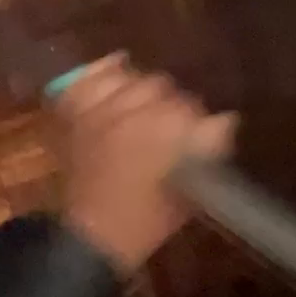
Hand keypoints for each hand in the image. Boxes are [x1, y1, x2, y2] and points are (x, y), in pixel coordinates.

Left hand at [53, 54, 236, 272]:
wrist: (93, 228)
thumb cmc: (146, 218)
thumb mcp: (190, 189)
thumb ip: (205, 149)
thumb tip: (222, 121)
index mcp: (165, 130)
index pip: (190, 105)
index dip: (198, 118)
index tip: (201, 129)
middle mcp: (130, 111)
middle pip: (159, 86)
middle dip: (171, 101)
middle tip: (174, 120)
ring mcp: (97, 109)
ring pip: (126, 77)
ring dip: (139, 86)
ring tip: (145, 102)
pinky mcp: (73, 112)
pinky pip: (87, 80)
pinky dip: (101, 73)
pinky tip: (117, 68)